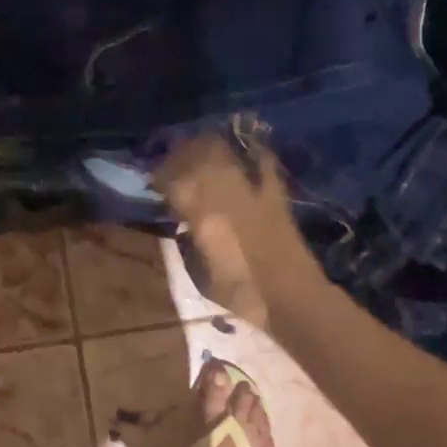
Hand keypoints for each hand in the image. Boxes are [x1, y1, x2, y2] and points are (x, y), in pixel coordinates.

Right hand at [156, 129, 319, 323]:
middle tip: (172, 158)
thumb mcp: (202, 276)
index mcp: (202, 215)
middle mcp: (223, 194)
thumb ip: (189, 245)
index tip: (153, 179)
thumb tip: (183, 227)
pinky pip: (264, 163)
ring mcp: (251, 190)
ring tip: (199, 146)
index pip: (173, 182)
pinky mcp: (274, 195)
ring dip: (209, 146)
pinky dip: (254, 151)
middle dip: (180, 153)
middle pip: (196, 158)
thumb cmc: (243, 295)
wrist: (293, 300)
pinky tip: (246, 147)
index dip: (160, 176)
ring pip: (225, 154)